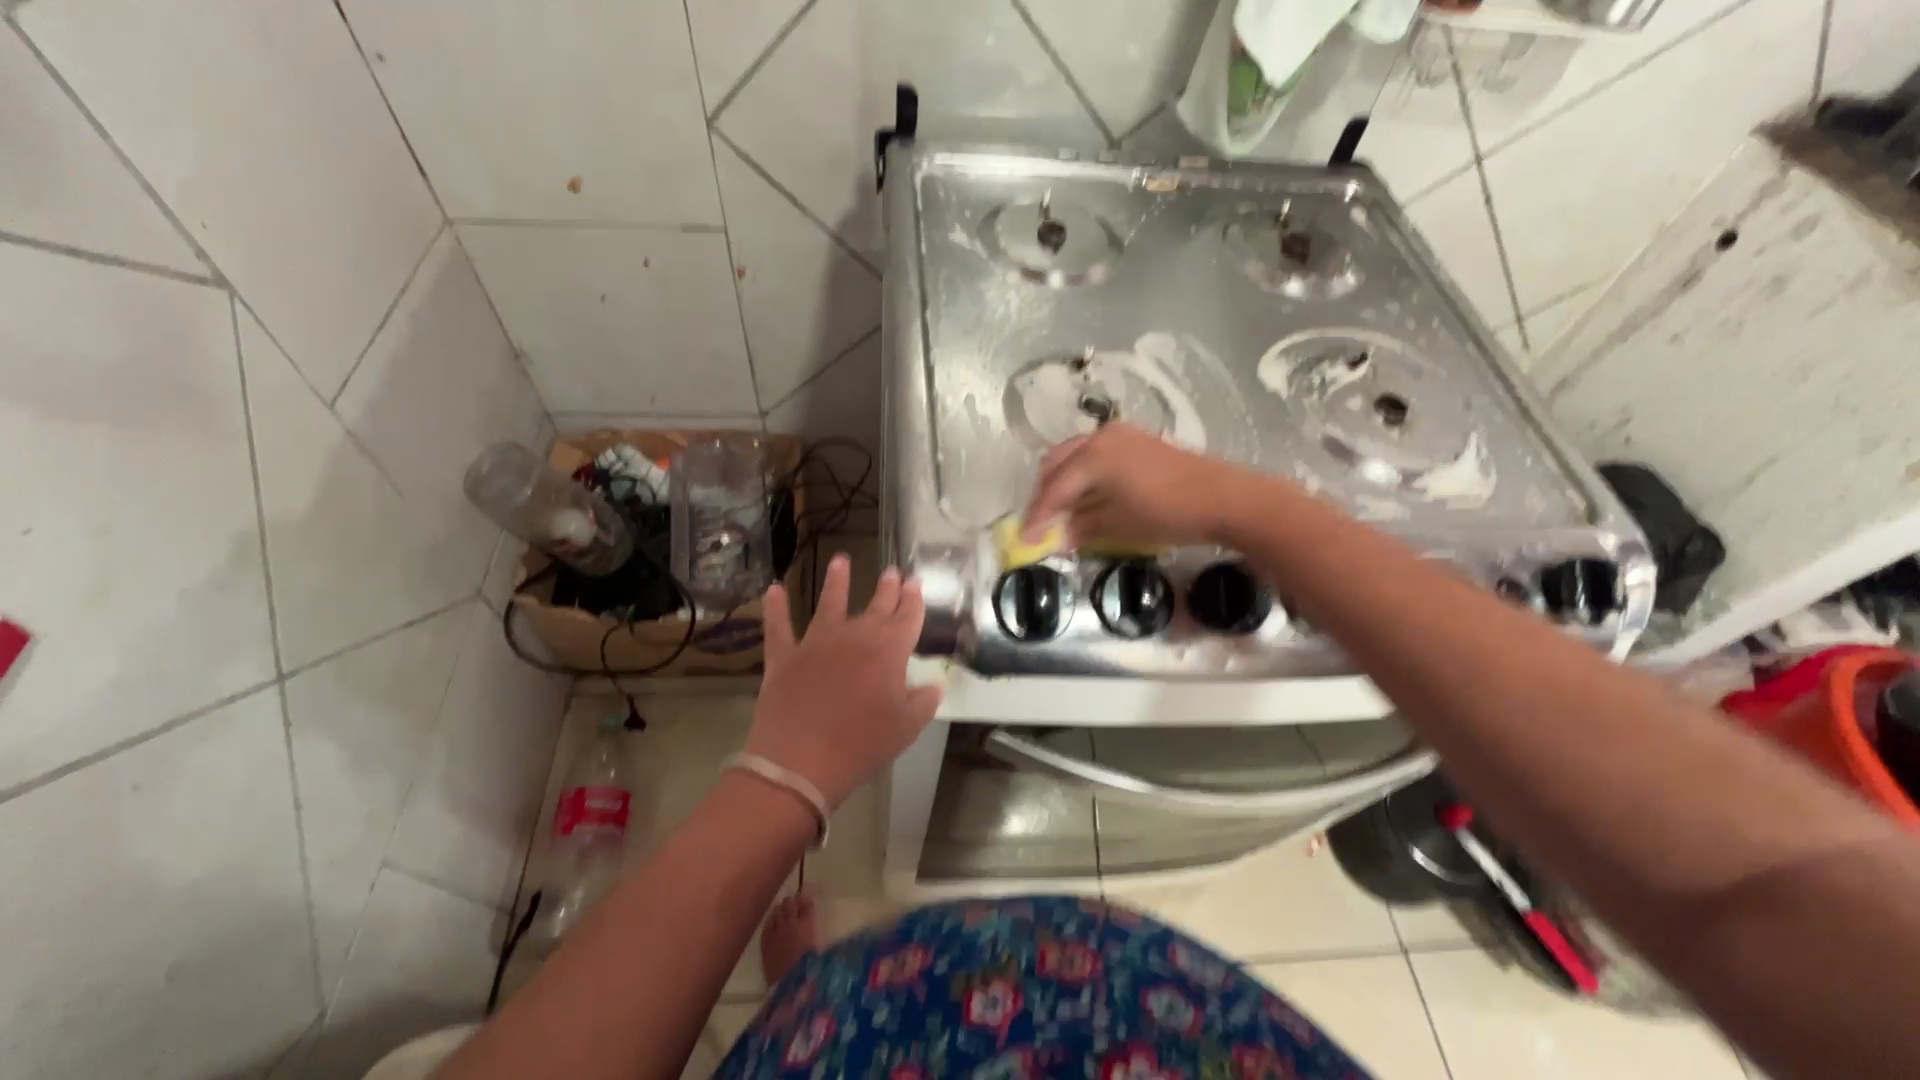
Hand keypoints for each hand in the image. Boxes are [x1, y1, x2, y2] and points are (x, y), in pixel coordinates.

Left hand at [746, 555, 943, 808]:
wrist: (801, 760)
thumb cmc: (862, 744)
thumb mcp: (905, 728)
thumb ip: (922, 702)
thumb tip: (933, 686)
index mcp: (889, 649)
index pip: (907, 617)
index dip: (913, 600)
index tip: (915, 584)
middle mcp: (854, 635)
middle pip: (875, 606)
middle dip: (887, 588)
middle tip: (892, 572)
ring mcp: (816, 642)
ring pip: (829, 604)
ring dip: (836, 582)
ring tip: (839, 560)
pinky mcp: (785, 656)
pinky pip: (779, 627)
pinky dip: (776, 608)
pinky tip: (773, 589)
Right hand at [1021, 424, 1278, 548]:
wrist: (1225, 499)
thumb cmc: (1168, 513)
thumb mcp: (1119, 526)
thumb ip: (1082, 528)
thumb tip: (1059, 538)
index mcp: (1091, 457)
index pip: (1052, 489)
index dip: (1037, 517)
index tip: (1025, 540)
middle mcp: (1100, 437)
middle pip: (1057, 464)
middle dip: (1045, 493)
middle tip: (1041, 523)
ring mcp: (1122, 435)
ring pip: (1076, 455)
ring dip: (1064, 481)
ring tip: (1062, 511)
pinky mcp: (1139, 440)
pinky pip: (1097, 453)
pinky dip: (1085, 473)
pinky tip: (1089, 495)